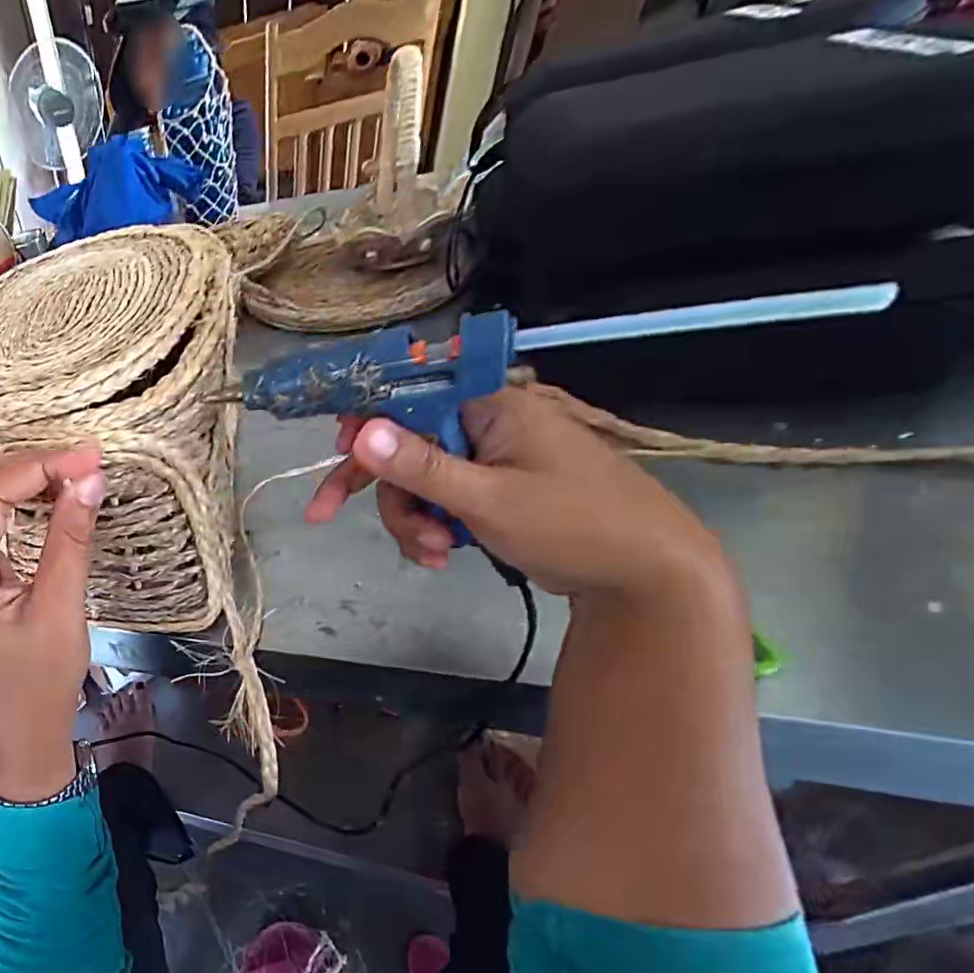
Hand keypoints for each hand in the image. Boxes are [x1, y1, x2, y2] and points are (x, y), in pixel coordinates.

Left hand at [0, 445, 105, 801]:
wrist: (25, 728)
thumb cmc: (40, 683)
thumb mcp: (61, 609)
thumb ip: (71, 538)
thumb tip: (90, 478)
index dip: (39, 468)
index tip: (87, 457)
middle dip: (27, 464)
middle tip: (81, 459)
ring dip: (19, 475)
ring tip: (68, 468)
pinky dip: (15, 496)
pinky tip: (47, 490)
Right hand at [303, 387, 731, 600]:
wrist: (645, 576)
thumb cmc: (575, 525)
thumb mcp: (488, 499)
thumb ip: (421, 466)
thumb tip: (361, 433)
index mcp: (491, 407)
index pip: (411, 396)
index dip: (367, 421)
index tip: (336, 452)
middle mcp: (485, 426)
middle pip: (405, 449)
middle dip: (388, 493)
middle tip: (329, 515)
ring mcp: (488, 461)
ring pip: (418, 483)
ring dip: (413, 521)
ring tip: (436, 554)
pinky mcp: (492, 493)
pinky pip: (440, 504)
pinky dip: (433, 530)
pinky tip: (444, 557)